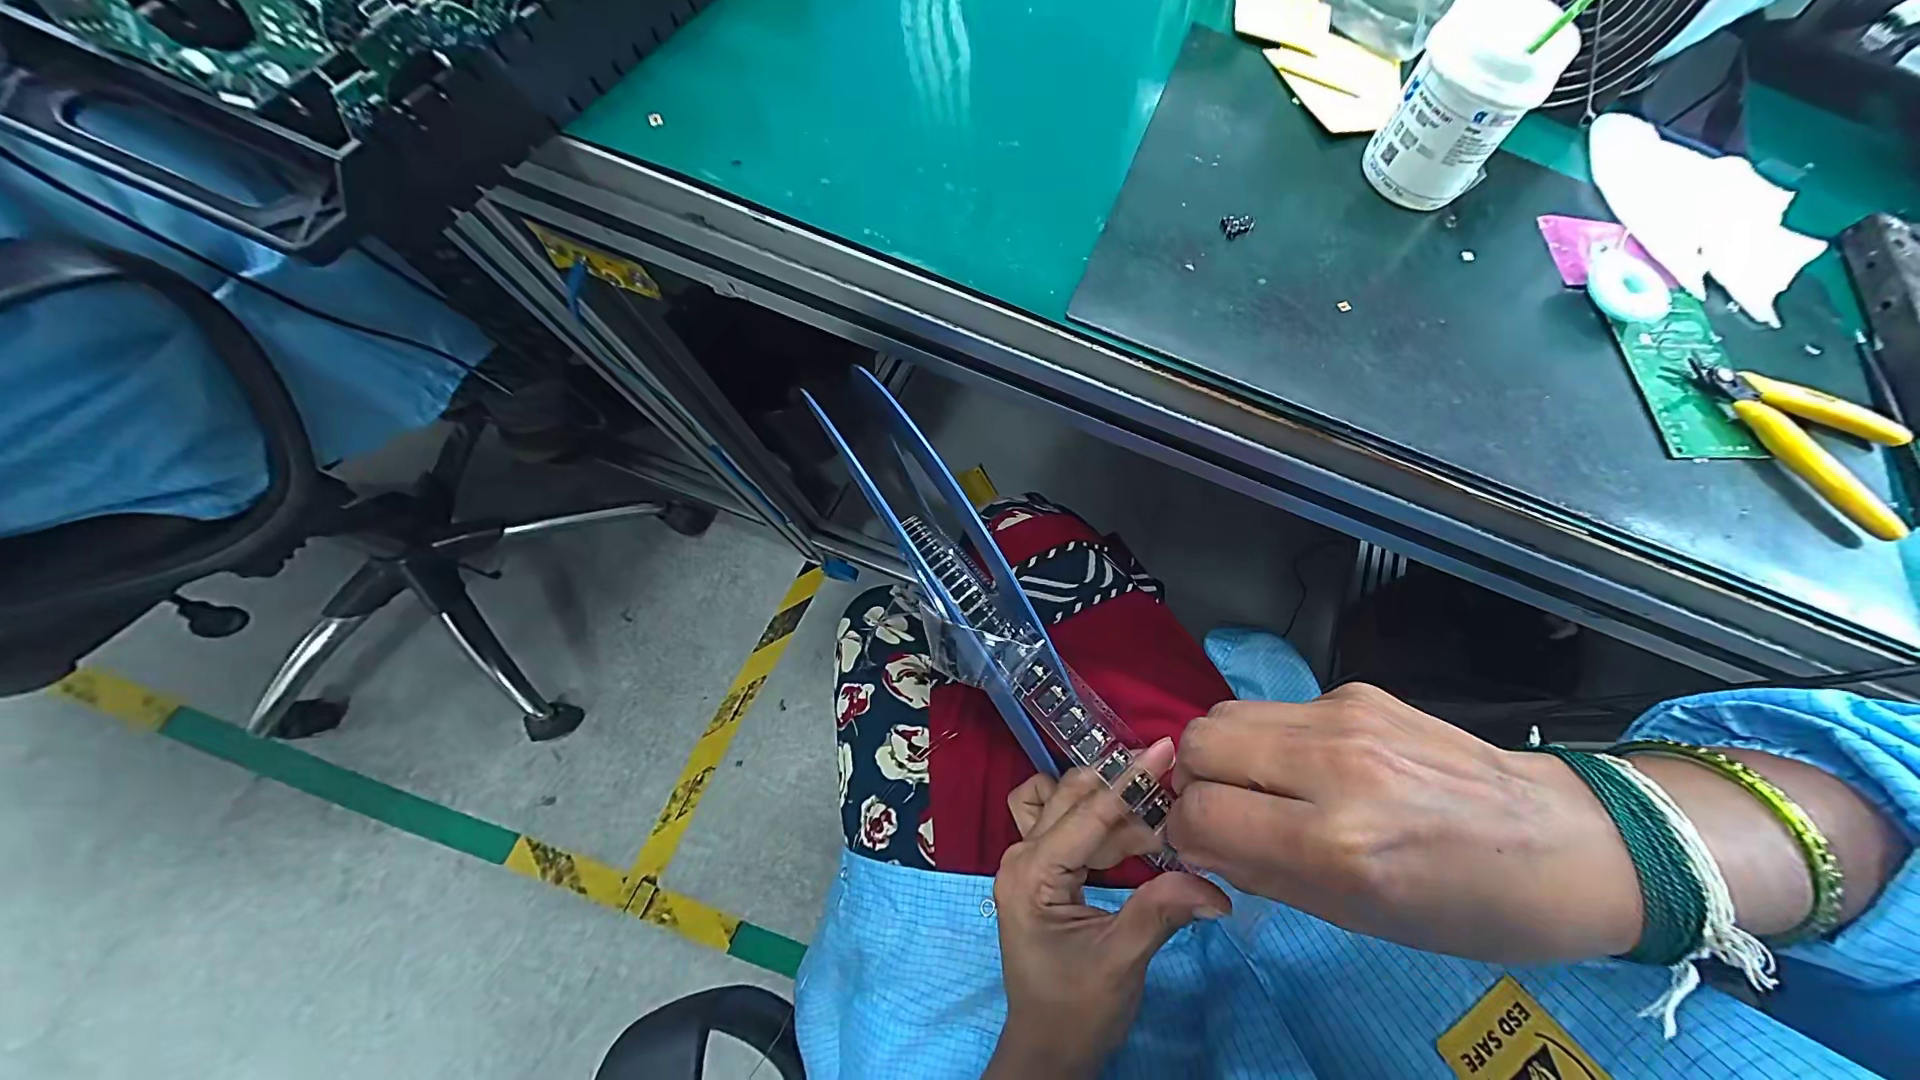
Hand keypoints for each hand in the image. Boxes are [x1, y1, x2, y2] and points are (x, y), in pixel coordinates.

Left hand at [985, 739, 1231, 1079]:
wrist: (1047, 1050)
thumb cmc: (1077, 1010)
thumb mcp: (1122, 961)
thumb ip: (1161, 911)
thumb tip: (1215, 886)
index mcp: (1031, 873)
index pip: (1088, 813)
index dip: (1129, 779)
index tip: (1163, 748)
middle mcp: (1020, 855)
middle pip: (1069, 797)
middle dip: (1119, 789)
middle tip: (1168, 787)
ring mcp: (1025, 861)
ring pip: (1064, 806)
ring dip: (1108, 807)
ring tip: (1155, 819)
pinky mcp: (1038, 871)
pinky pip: (1064, 827)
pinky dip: (1098, 824)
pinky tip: (1132, 836)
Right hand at [1167, 684, 1643, 963]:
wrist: (1573, 841)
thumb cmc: (1471, 907)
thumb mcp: (1360, 918)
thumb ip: (1262, 872)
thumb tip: (1196, 840)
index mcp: (1339, 844)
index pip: (1201, 814)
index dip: (1183, 832)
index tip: (1199, 844)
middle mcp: (1333, 765)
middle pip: (1196, 743)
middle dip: (1191, 780)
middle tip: (1222, 806)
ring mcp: (1344, 716)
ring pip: (1223, 714)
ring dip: (1222, 752)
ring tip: (1258, 782)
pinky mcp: (1355, 690)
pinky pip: (1274, 709)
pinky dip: (1268, 739)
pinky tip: (1312, 764)